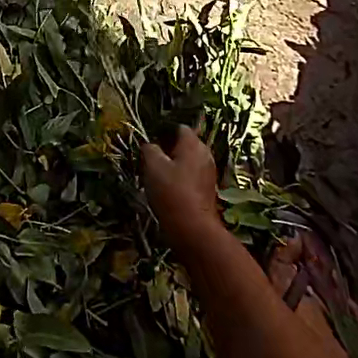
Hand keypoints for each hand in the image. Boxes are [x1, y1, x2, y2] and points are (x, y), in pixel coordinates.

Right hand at [140, 125, 223, 248]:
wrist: (193, 229)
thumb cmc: (171, 192)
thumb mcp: (152, 166)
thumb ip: (149, 149)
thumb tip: (149, 144)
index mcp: (193, 144)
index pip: (179, 128)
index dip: (162, 131)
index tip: (148, 140)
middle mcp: (205, 154)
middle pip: (185, 144)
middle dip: (168, 148)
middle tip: (150, 157)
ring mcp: (209, 173)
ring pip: (188, 161)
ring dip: (173, 164)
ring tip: (156, 173)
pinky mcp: (208, 190)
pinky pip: (192, 175)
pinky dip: (180, 177)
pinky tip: (167, 187)